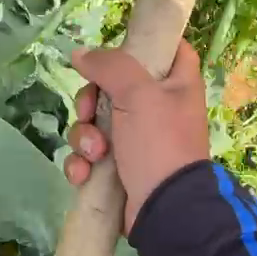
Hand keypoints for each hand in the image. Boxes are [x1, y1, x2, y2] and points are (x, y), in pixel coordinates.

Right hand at [64, 39, 210, 234]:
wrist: (165, 210)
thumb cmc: (159, 144)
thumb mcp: (138, 94)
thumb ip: (110, 66)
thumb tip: (80, 54)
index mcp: (176, 84)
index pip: (167, 48)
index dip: (141, 44)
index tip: (116, 51)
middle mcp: (159, 110)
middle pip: (112, 87)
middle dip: (90, 103)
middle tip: (89, 114)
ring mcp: (138, 141)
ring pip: (95, 124)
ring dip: (85, 138)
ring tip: (96, 155)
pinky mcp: (120, 169)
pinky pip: (90, 156)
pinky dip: (83, 164)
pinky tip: (85, 175)